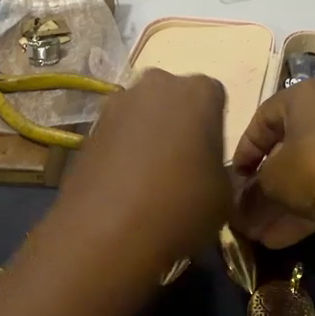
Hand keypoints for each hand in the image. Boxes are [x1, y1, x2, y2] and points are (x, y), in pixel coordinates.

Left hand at [57, 69, 228, 263]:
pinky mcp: (91, 125)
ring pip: (143, 113)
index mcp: (200, 92)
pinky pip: (118, 132)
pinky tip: (123, 186)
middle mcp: (160, 84)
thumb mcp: (222, 195)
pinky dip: (122, 150)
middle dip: (178, 124)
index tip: (207, 159)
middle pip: (175, 98)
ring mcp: (120, 101)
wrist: (106, 231)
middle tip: (180, 166)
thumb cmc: (180, 206)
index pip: (214, 99)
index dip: (211, 130)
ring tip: (147, 180)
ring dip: (147, 135)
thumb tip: (204, 172)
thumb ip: (219, 170)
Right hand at [231, 80, 314, 247]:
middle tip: (244, 215)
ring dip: (280, 204)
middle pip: (285, 148)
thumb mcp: (274, 180)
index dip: (243, 152)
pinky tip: (279, 240)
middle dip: (262, 186)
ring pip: (305, 172)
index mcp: (302, 96)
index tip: (232, 182)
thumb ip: (252, 193)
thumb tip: (237, 210)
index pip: (262, 118)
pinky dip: (304, 209)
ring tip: (257, 236)